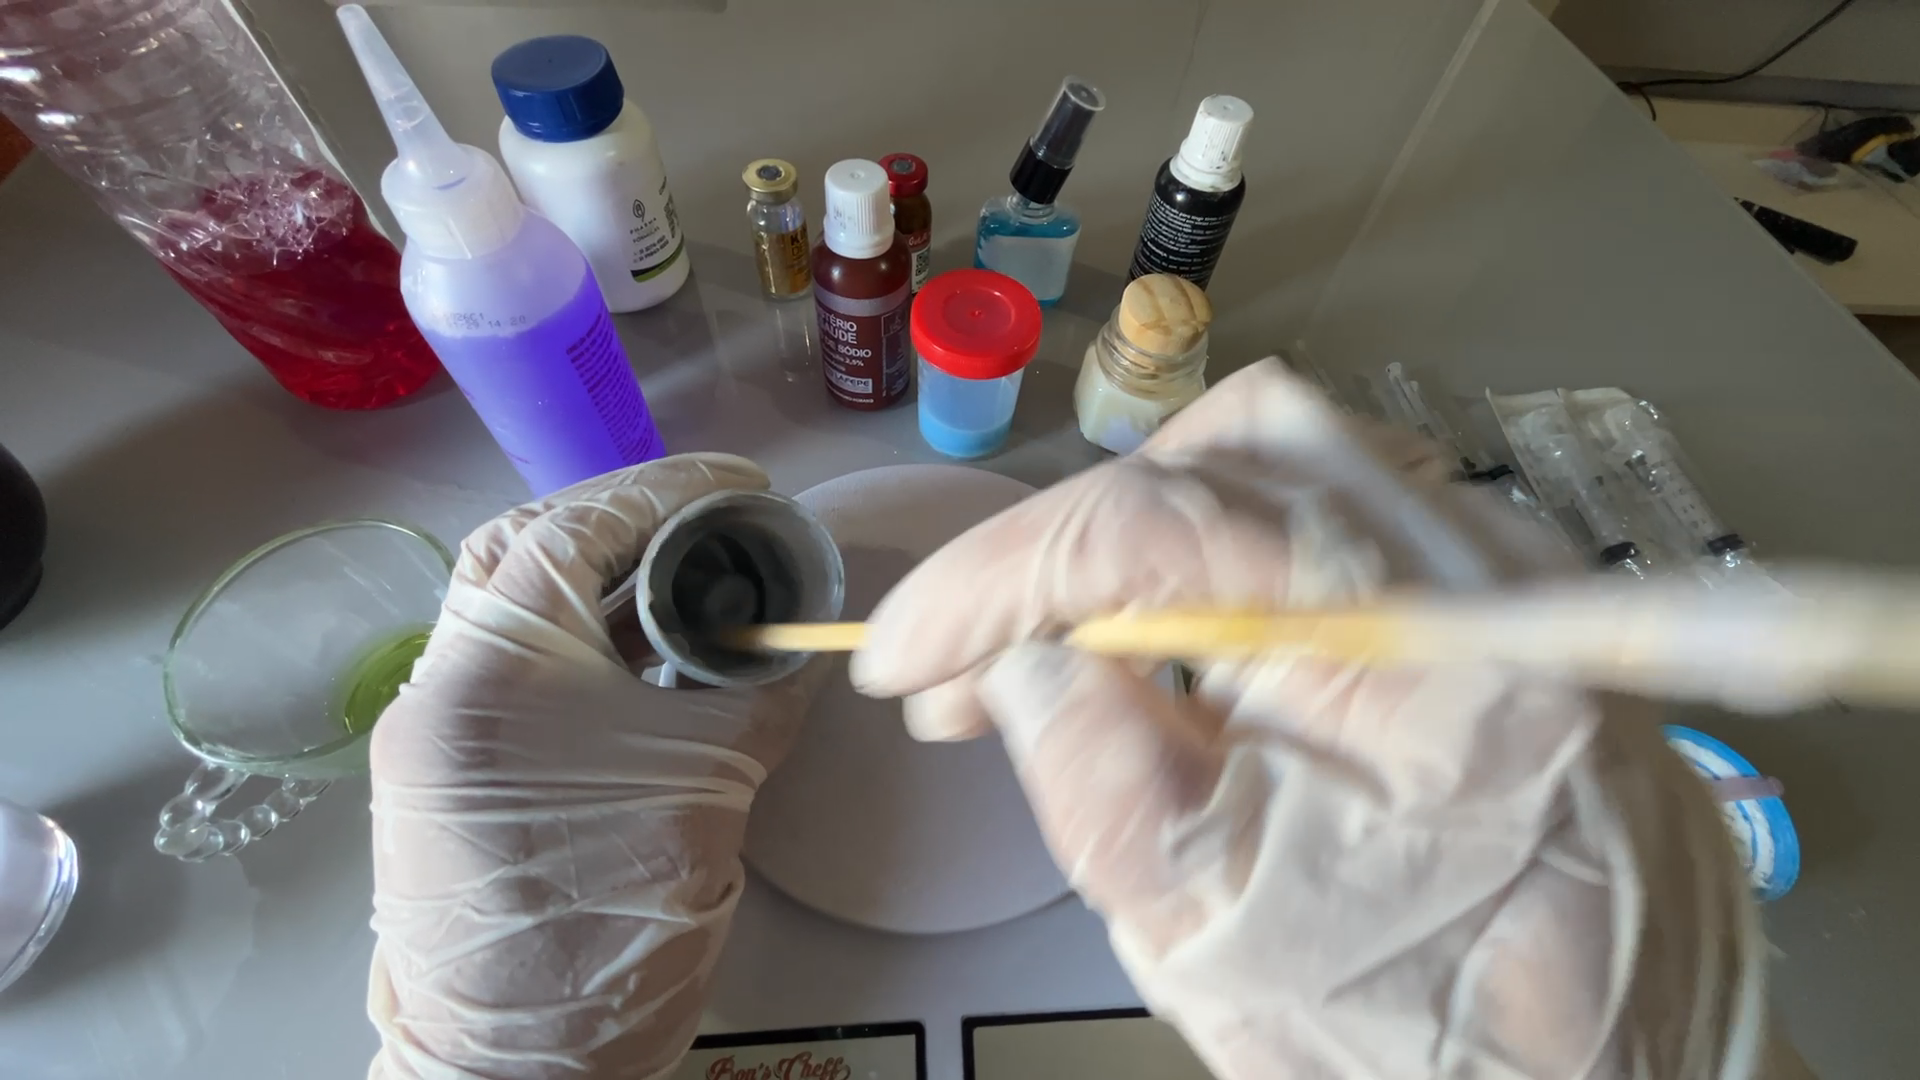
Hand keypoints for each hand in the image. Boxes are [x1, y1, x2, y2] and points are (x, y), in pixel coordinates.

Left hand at [366, 455, 820, 1079]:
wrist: (524, 1060)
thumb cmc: (615, 918)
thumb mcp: (709, 783)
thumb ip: (761, 691)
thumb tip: (806, 640)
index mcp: (493, 675)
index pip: (572, 530)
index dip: (666, 489)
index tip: (745, 482)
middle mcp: (445, 679)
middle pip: (528, 544)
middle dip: (625, 511)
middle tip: (708, 510)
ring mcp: (442, 717)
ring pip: (520, 595)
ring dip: (607, 563)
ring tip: (688, 552)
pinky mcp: (460, 751)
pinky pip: (530, 652)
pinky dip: (595, 623)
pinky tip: (655, 627)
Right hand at [853, 361, 1773, 1079]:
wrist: (1602, 1062)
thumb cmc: (1416, 1028)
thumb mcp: (1223, 935)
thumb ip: (1103, 781)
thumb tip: (1012, 662)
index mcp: (1430, 662)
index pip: (1165, 538)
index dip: (1001, 580)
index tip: (896, 653)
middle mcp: (1466, 562)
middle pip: (1203, 464)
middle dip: (1048, 557)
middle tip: (961, 661)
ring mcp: (1468, 548)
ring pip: (1239, 455)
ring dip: (1108, 540)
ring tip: (1039, 639)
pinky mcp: (1445, 564)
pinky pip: (1282, 492)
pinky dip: (1178, 539)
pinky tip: (1141, 616)